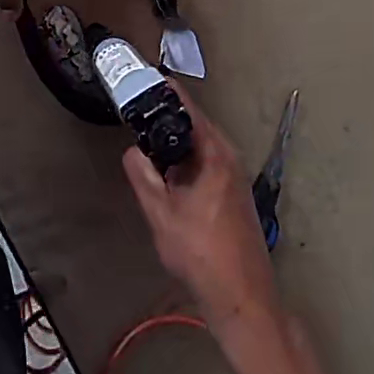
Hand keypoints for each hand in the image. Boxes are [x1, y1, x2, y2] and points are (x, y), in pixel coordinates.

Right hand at [122, 83, 279, 325]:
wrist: (241, 296)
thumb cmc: (204, 254)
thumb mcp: (161, 213)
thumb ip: (143, 176)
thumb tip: (132, 151)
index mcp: (215, 153)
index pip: (189, 108)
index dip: (167, 92)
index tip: (149, 78)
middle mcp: (229, 157)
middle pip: (195, 126)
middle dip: (167, 121)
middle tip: (141, 114)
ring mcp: (234, 176)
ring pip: (200, 147)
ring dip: (176, 146)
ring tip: (149, 148)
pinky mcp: (233, 193)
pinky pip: (206, 164)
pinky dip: (186, 163)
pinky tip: (170, 180)